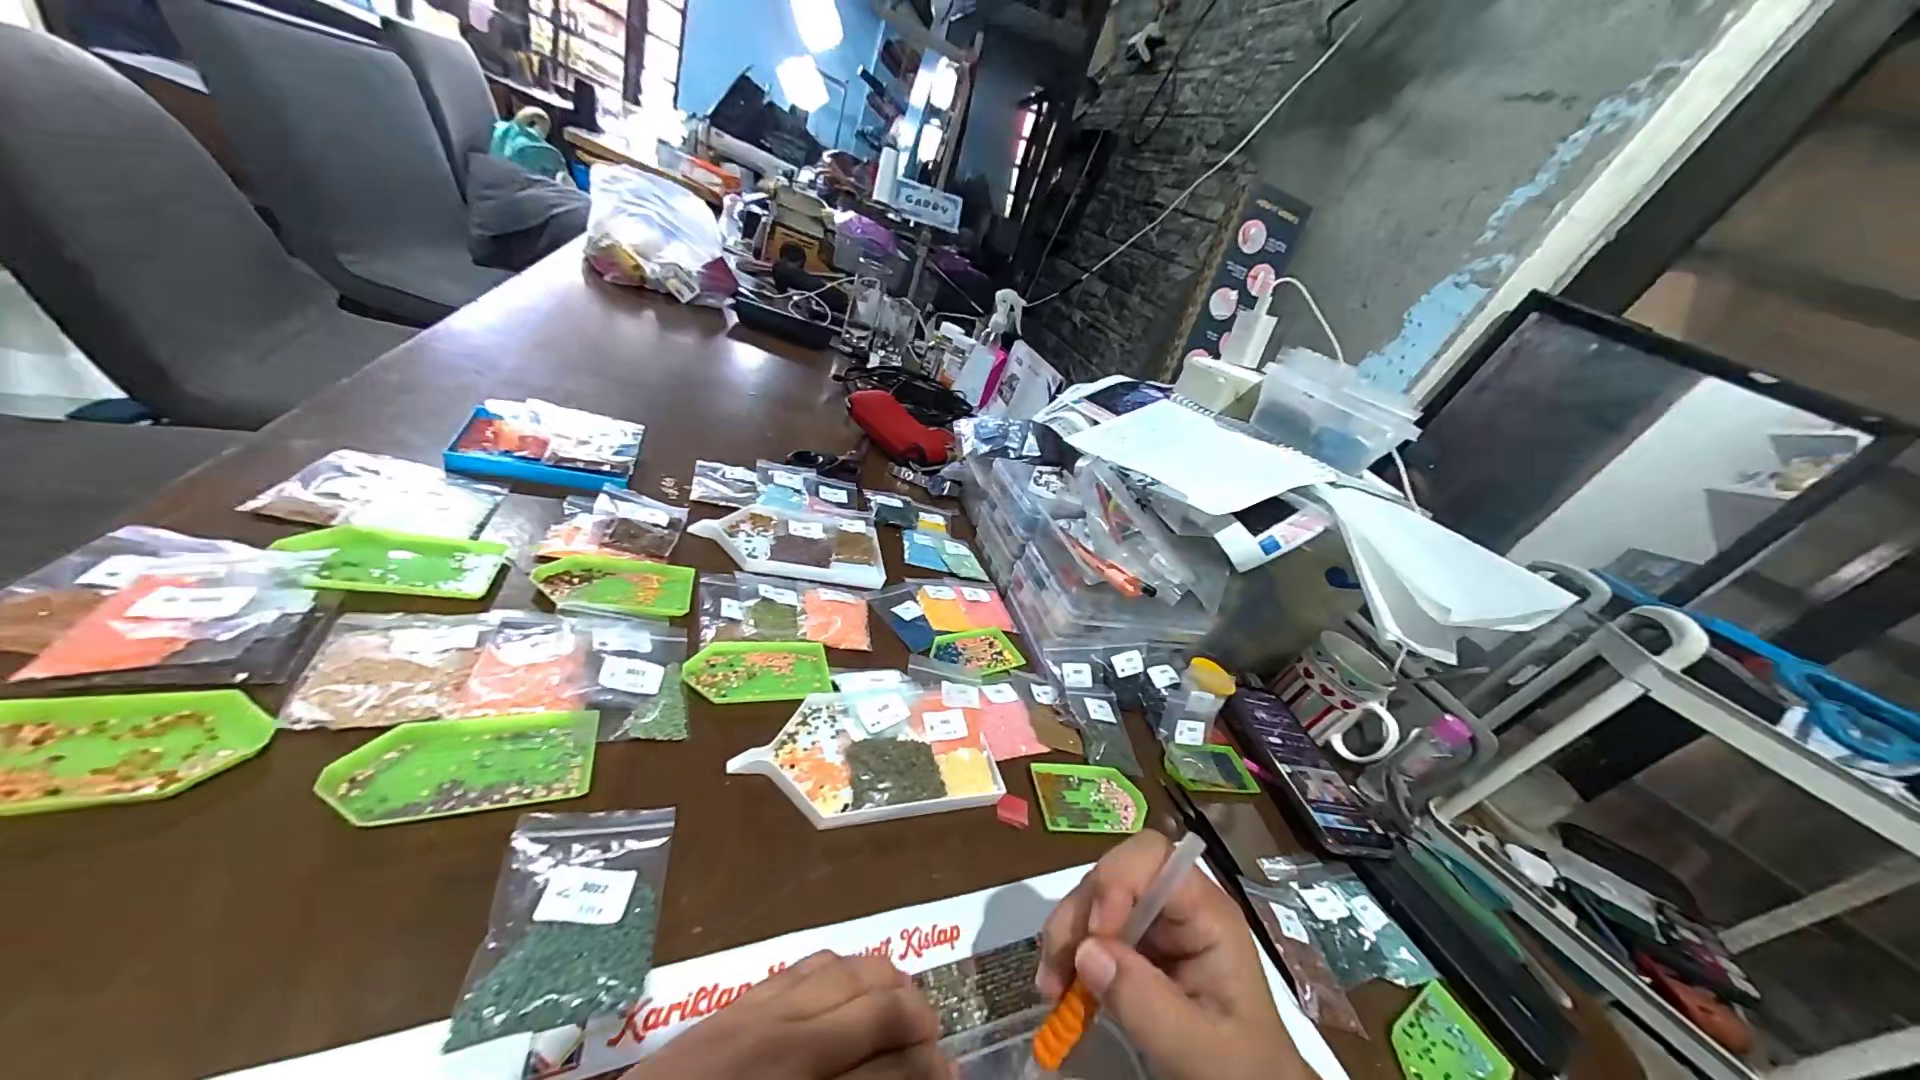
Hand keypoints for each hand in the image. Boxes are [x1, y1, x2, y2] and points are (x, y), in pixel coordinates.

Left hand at [622, 951, 952, 1079]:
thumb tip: (902, 1072)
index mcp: (795, 1072)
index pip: (883, 1056)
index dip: (926, 1065)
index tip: (949, 1073)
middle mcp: (783, 1037)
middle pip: (872, 1001)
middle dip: (914, 1015)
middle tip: (933, 1040)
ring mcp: (759, 1009)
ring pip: (844, 970)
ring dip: (884, 980)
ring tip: (904, 1002)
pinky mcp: (740, 999)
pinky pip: (806, 963)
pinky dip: (844, 968)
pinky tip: (855, 982)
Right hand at [1037, 831, 1308, 1079]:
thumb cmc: (1242, 1069)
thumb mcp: (1202, 1048)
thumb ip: (1148, 1002)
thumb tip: (1086, 949)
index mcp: (1205, 912)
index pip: (1154, 857)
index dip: (1117, 880)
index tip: (1095, 934)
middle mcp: (1174, 905)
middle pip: (1113, 875)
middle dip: (1079, 915)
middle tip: (1057, 972)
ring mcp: (1152, 924)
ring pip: (1093, 900)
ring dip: (1065, 936)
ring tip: (1052, 989)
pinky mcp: (1133, 947)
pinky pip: (1089, 931)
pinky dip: (1066, 954)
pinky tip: (1059, 988)